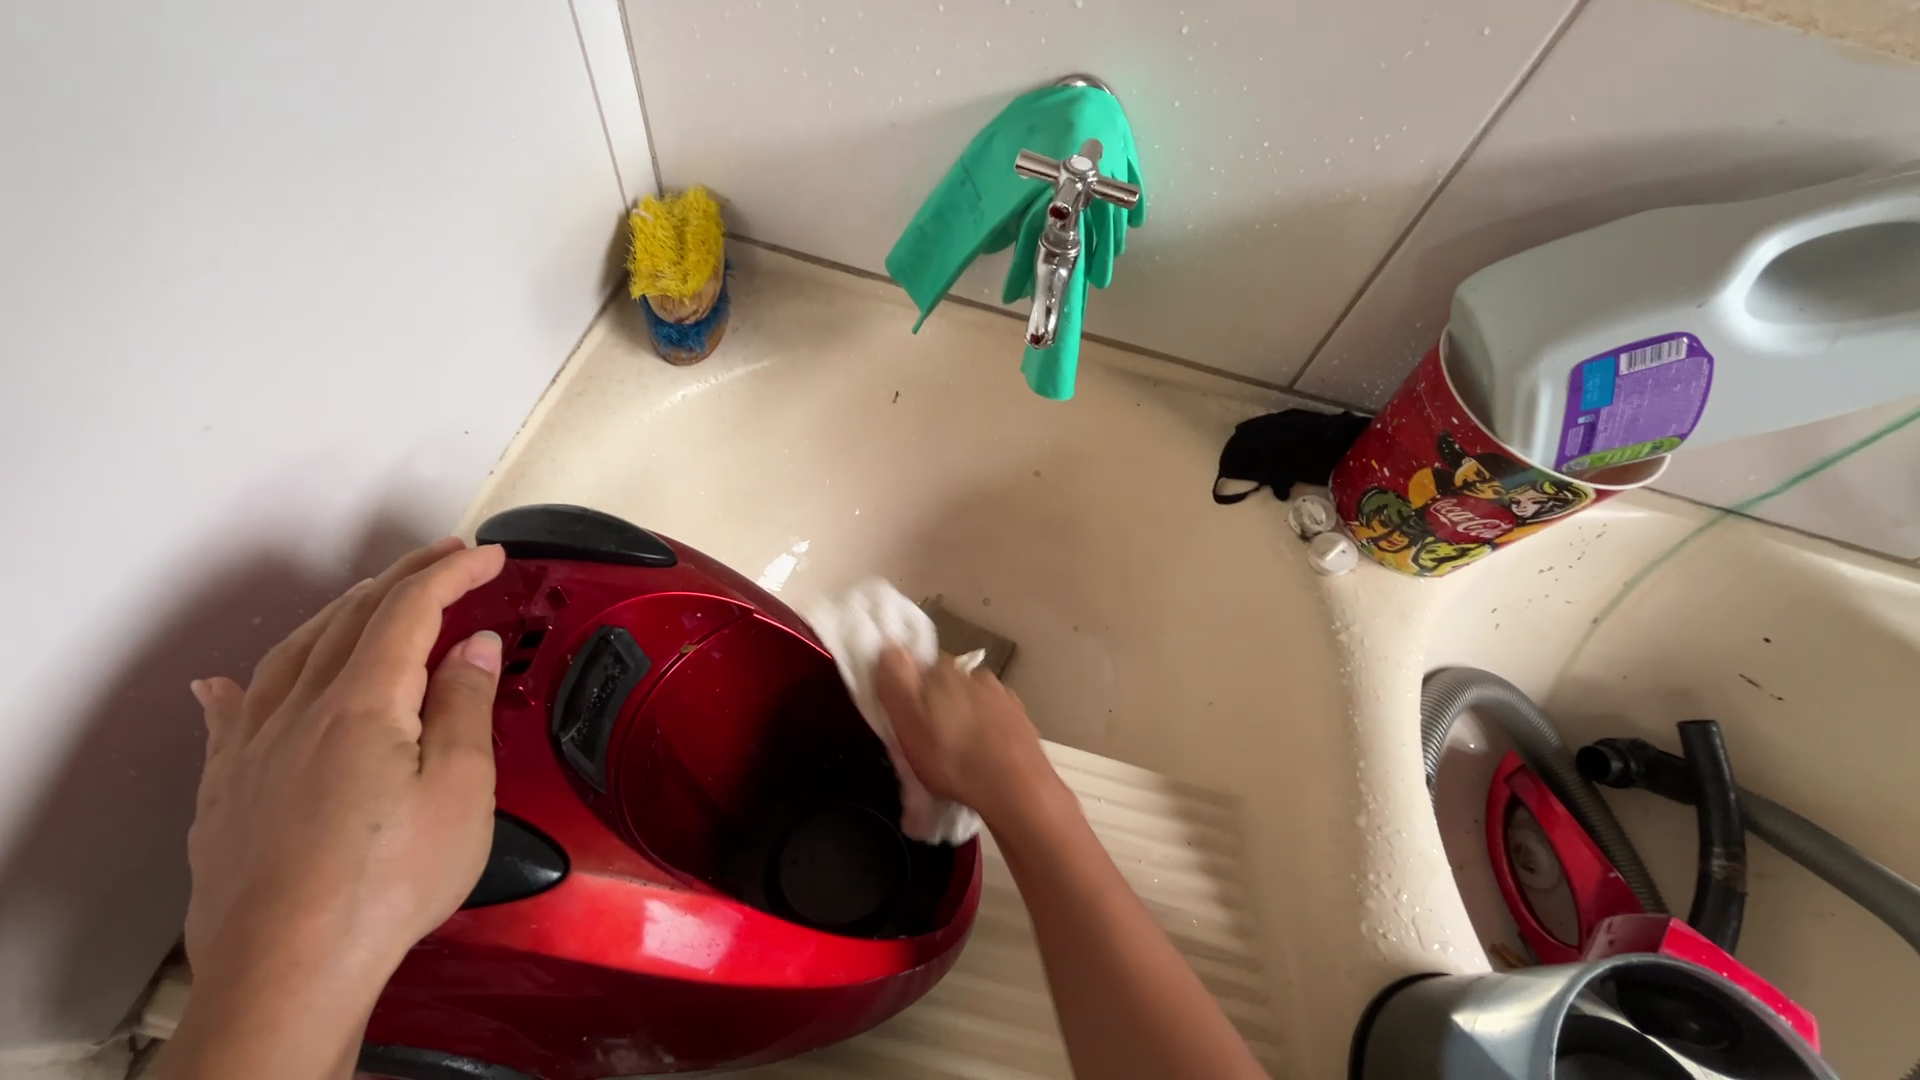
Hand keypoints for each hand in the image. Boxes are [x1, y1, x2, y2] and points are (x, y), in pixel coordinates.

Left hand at [182, 538, 505, 1007]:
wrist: (290, 973)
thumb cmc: (387, 883)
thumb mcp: (461, 789)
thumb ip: (464, 707)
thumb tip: (473, 647)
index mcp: (361, 707)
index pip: (409, 611)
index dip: (452, 573)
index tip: (489, 556)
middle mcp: (297, 714)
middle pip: (351, 619)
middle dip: (404, 578)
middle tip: (447, 558)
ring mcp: (252, 752)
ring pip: (292, 654)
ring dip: (340, 613)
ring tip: (373, 596)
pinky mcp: (225, 794)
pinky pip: (228, 717)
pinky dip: (242, 685)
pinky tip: (225, 682)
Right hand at [873, 646, 1055, 824]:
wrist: (1016, 787)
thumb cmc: (952, 759)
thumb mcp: (907, 721)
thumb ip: (894, 680)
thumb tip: (888, 646)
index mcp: (943, 671)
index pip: (917, 670)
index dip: (909, 694)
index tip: (905, 721)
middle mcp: (975, 675)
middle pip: (945, 686)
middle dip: (936, 707)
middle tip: (929, 742)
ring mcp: (1001, 695)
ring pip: (971, 701)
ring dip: (963, 718)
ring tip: (958, 753)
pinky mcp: (1019, 718)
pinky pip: (993, 719)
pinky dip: (986, 731)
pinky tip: (983, 755)